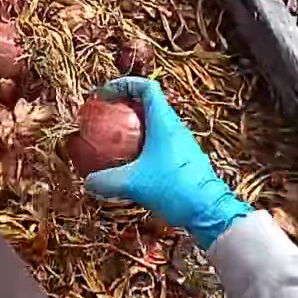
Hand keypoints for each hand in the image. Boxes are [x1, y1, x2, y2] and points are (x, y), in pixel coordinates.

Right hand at [84, 77, 251, 247]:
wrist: (210, 212)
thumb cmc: (174, 188)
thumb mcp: (134, 184)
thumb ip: (106, 181)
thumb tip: (88, 181)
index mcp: (164, 122)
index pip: (146, 88)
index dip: (123, 85)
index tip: (103, 95)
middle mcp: (174, 128)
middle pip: (147, 104)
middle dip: (123, 105)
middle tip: (102, 115)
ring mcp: (179, 144)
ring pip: (152, 124)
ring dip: (131, 126)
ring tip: (111, 139)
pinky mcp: (180, 160)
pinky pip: (156, 143)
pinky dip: (139, 145)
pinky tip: (127, 164)